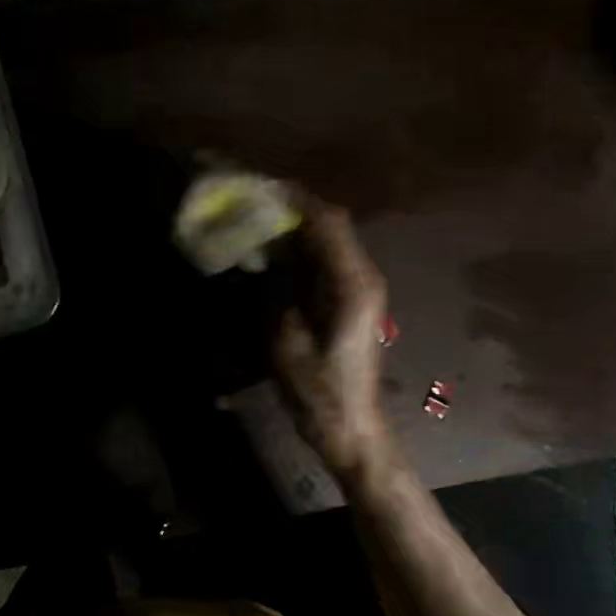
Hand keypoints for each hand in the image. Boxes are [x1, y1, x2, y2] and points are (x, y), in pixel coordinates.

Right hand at [273, 201, 390, 475]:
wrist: (351, 427)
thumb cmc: (319, 392)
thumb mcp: (287, 341)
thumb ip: (278, 288)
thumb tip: (266, 247)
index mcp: (352, 284)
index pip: (326, 222)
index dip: (293, 200)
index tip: (257, 188)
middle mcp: (363, 278)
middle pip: (331, 225)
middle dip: (292, 209)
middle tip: (251, 203)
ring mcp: (362, 289)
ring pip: (330, 241)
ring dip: (297, 228)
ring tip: (258, 220)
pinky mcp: (354, 301)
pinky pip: (328, 261)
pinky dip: (302, 250)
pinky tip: (274, 253)